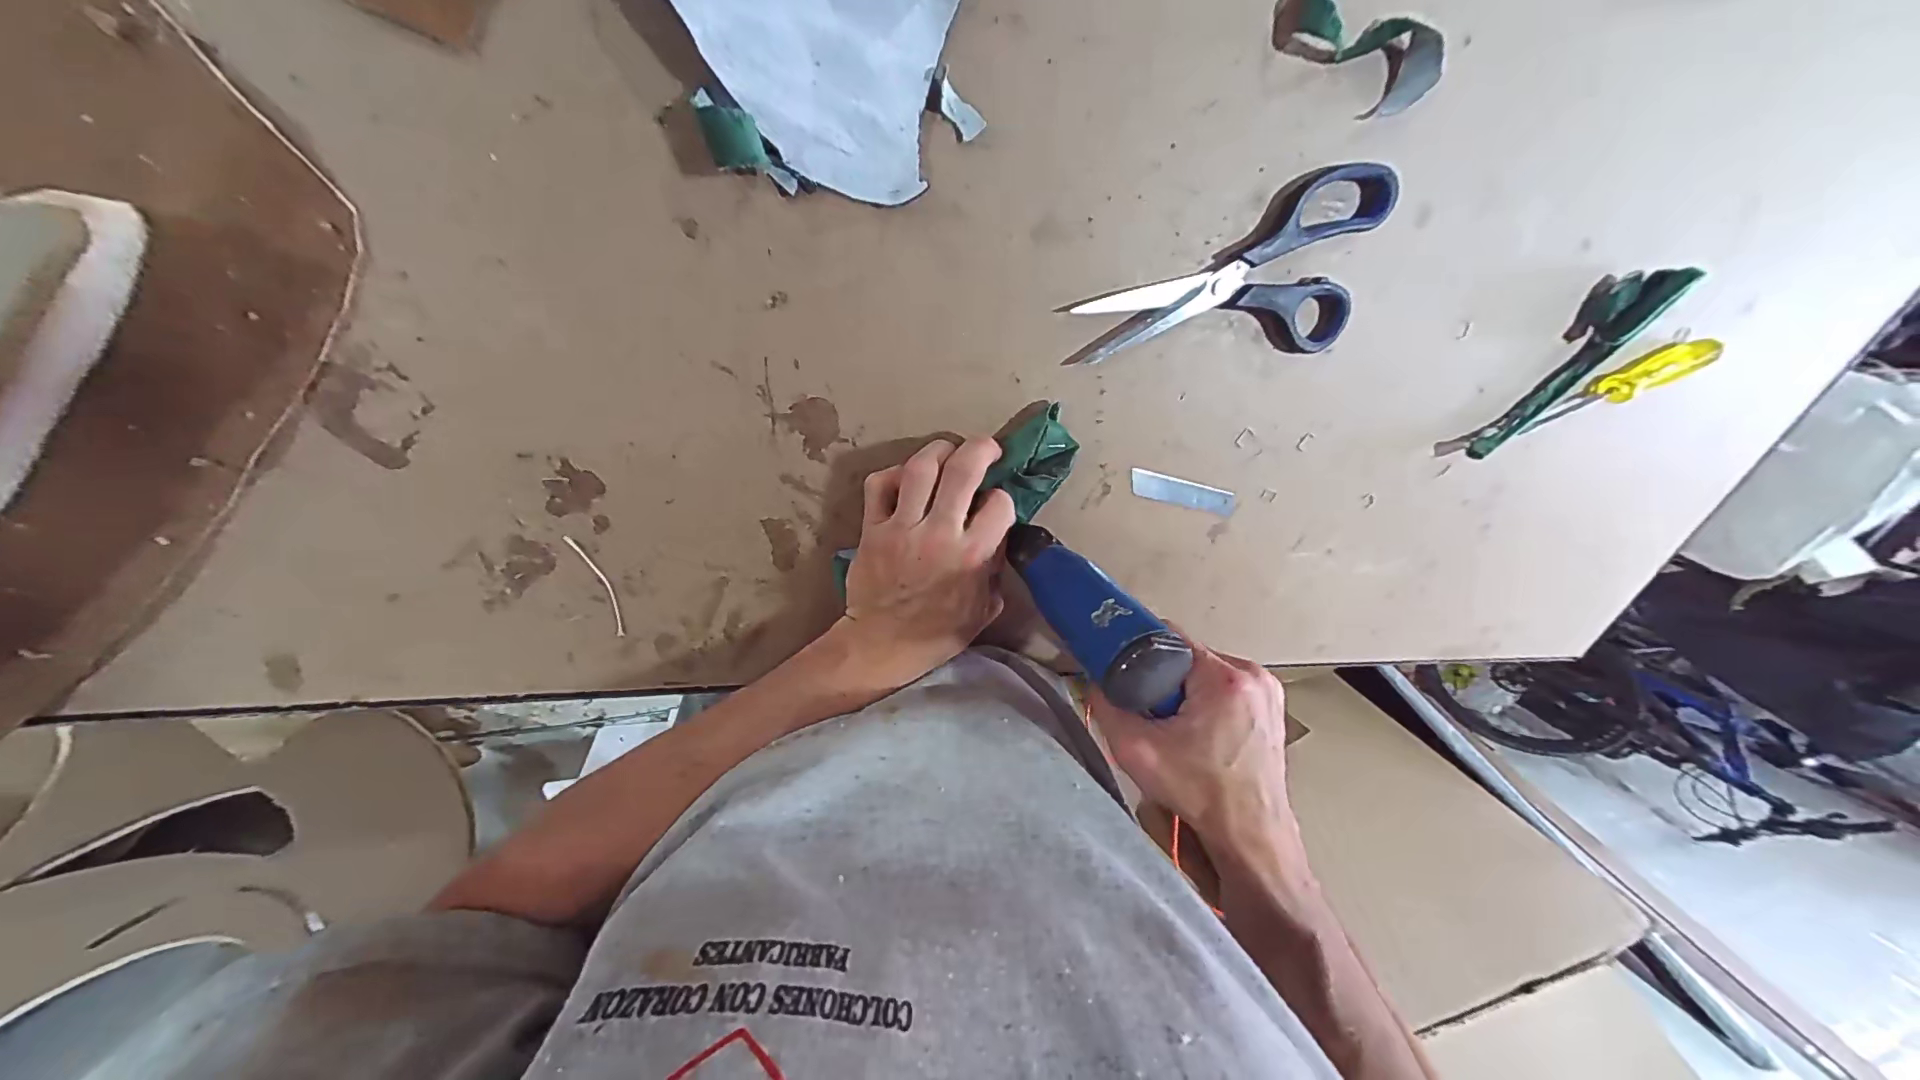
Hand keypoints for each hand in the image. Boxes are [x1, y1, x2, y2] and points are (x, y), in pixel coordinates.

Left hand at [841, 437, 1016, 684]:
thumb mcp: (986, 607)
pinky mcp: (871, 528)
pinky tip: (907, 476)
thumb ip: (995, 567)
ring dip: (939, 449)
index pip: (999, 503)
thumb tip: (998, 534)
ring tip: (948, 451)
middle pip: (963, 469)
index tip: (997, 504)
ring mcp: (901, 527)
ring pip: (920, 467)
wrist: (883, 644)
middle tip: (987, 447)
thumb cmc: (939, 631)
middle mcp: (938, 533)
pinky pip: (879, 484)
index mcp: (971, 555)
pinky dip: (894, 472)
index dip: (1002, 498)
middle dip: (981, 448)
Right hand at [1088, 640, 1294, 841]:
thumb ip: (1107, 707)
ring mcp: (1266, 691)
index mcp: (1226, 679)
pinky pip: (1223, 688)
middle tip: (1150, 714)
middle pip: (1186, 656)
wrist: (1250, 836)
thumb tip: (1093, 681)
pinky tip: (1195, 734)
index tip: (1123, 672)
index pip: (1168, 637)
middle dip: (1161, 679)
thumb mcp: (1137, 750)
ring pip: (1203, 672)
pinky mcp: (1269, 707)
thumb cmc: (1204, 797)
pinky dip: (1204, 703)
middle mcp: (1253, 676)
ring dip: (1182, 692)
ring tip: (1174, 729)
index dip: (1138, 652)